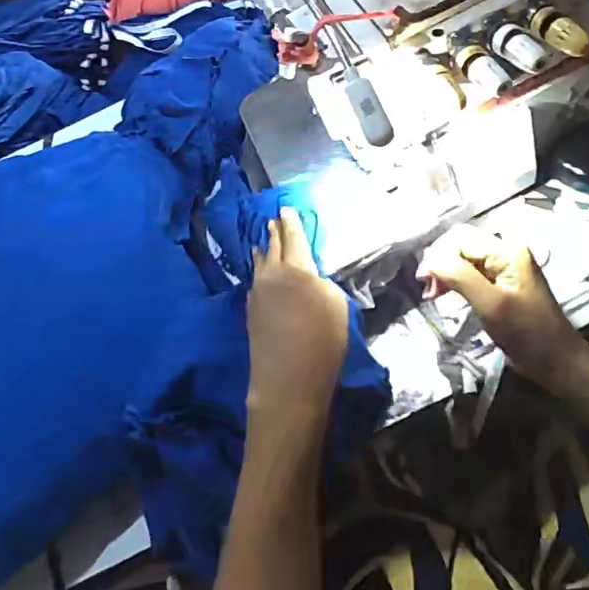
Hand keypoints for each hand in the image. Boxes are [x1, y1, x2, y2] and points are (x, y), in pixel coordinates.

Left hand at [246, 208, 350, 416]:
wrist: (287, 381)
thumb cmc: (322, 342)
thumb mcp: (337, 306)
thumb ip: (323, 283)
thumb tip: (310, 278)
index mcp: (297, 269)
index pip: (294, 238)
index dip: (292, 223)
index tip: (287, 208)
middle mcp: (273, 275)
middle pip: (274, 247)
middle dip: (276, 231)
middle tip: (275, 218)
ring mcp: (258, 293)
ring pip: (260, 263)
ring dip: (264, 250)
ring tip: (263, 240)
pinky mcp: (251, 311)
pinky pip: (256, 281)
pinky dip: (259, 270)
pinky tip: (260, 271)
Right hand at [418, 226, 588, 394]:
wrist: (558, 362)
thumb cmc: (527, 333)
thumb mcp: (491, 304)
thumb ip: (460, 277)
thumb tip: (429, 258)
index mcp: (508, 250)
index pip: (462, 240)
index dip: (439, 256)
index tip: (422, 282)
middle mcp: (507, 252)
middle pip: (463, 247)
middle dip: (441, 264)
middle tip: (427, 291)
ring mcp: (506, 268)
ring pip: (465, 260)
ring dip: (446, 274)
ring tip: (432, 295)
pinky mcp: (503, 284)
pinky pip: (473, 274)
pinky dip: (457, 282)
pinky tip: (446, 295)